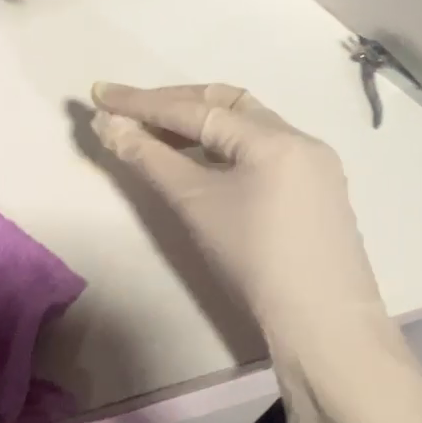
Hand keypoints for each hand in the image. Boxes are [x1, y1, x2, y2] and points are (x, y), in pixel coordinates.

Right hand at [91, 83, 421, 422]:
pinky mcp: (312, 189)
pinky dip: (217, 143)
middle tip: (127, 109)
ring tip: (152, 131)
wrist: (324, 328)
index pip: (193, 109)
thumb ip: (144, 154)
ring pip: (242, 124)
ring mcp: (312, 166)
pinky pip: (256, 147)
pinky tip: (191, 157)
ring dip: (193, 121)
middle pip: (223, 104)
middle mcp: (299, 140)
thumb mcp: (191, 201)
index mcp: (274, 139)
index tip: (97, 94)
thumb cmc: (254, 256)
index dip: (140, 101)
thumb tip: (103, 122)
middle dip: (170, 102)